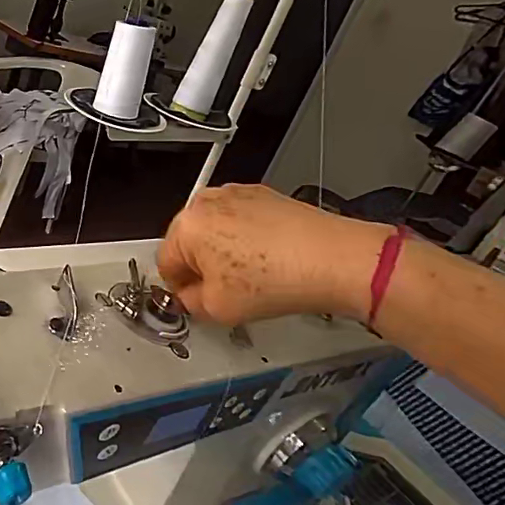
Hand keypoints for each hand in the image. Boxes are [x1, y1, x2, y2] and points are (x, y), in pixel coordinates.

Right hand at [156, 185, 387, 325]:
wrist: (339, 261)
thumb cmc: (282, 278)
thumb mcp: (217, 310)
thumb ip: (190, 304)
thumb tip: (191, 297)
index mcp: (185, 225)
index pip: (165, 264)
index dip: (181, 288)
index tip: (196, 298)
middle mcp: (206, 202)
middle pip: (188, 243)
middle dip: (202, 267)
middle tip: (227, 290)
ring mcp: (236, 194)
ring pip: (214, 231)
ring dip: (225, 252)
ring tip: (254, 275)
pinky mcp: (264, 195)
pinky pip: (241, 222)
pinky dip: (249, 240)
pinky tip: (269, 260)